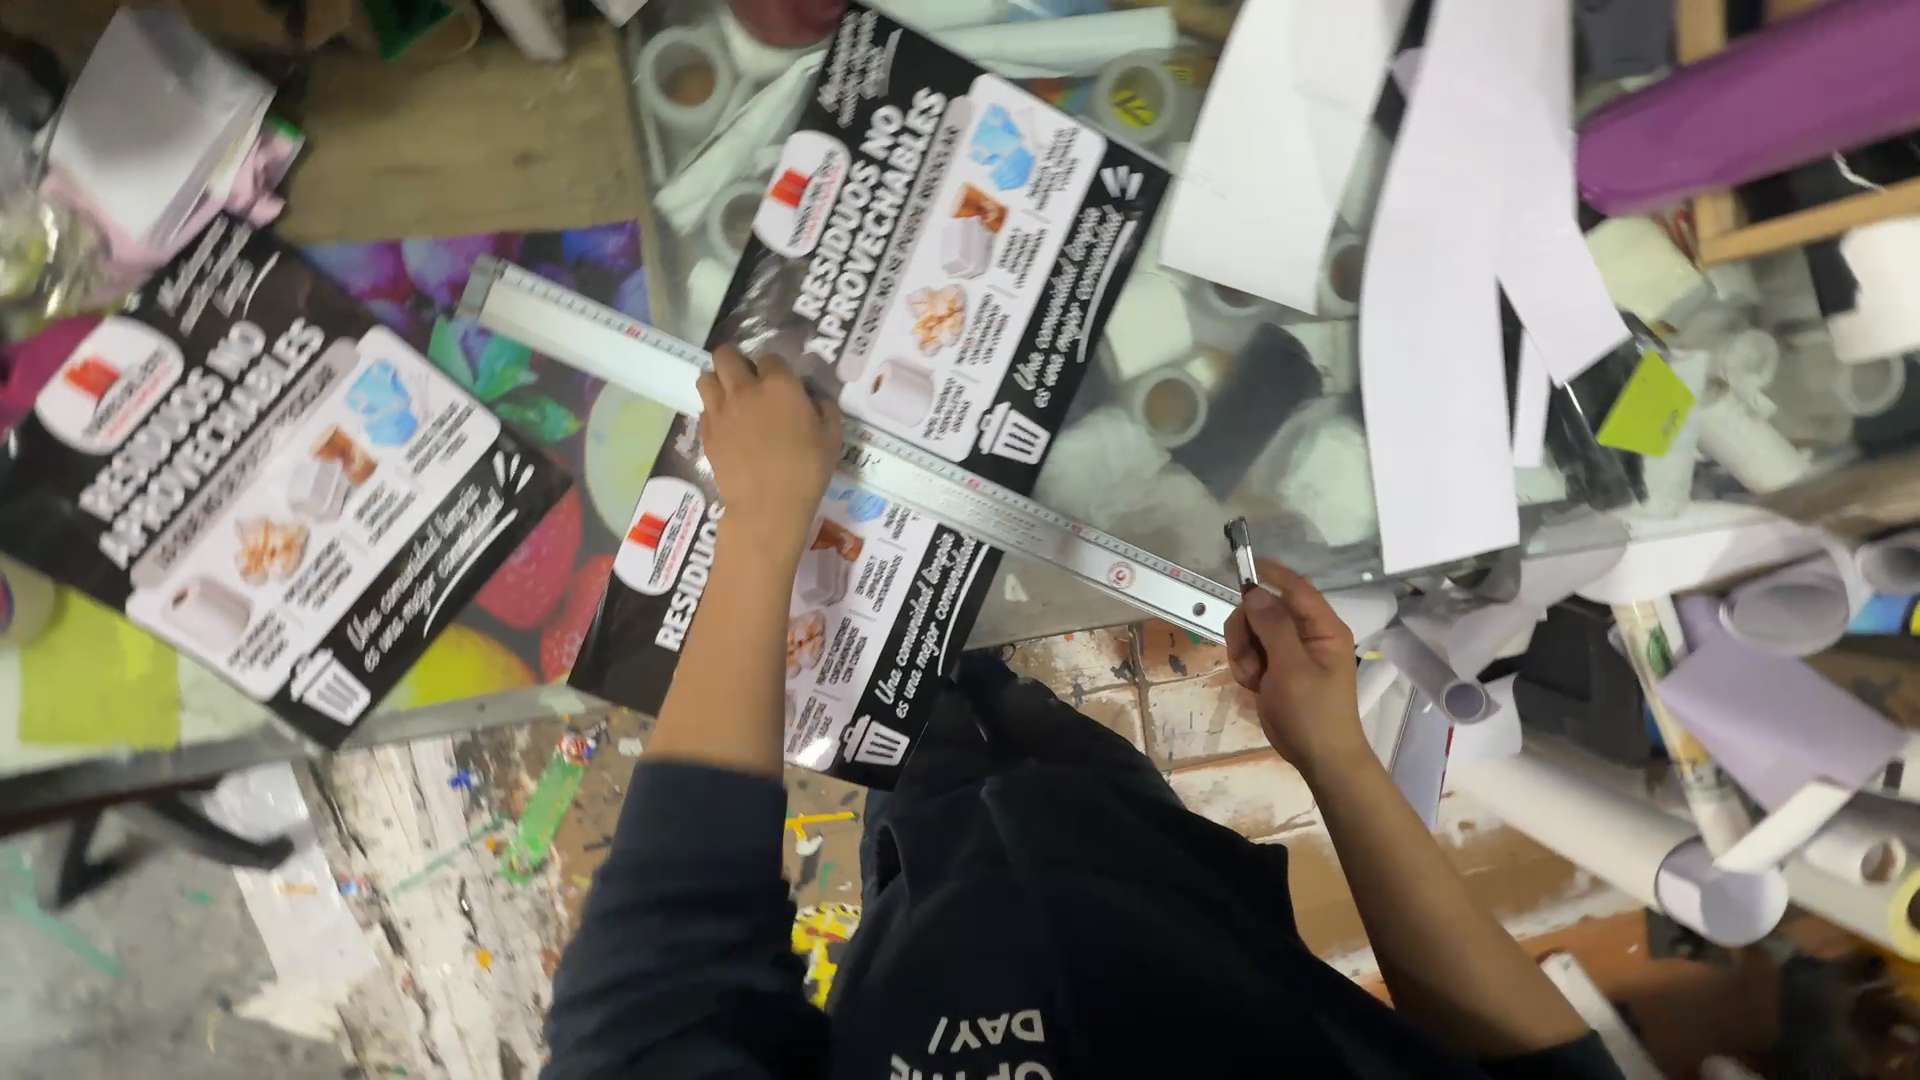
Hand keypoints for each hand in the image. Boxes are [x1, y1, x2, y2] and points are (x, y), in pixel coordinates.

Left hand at [697, 346, 842, 556]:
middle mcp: (745, 389)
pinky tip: (726, 426)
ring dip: (718, 381)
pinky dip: (713, 411)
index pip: (770, 357)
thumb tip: (815, 399)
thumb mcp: (832, 438)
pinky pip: (703, 408)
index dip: (775, 368)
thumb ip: (825, 409)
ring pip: (706, 377)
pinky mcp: (707, 432)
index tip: (782, 383)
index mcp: (779, 385)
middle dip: (736, 362)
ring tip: (730, 397)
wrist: (768, 505)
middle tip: (748, 380)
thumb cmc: (807, 470)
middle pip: (725, 355)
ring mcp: (721, 410)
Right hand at [1224, 559, 1369, 783]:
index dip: (1272, 574)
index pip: (1297, 588)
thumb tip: (1254, 591)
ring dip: (1243, 652)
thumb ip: (1273, 626)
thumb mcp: (1292, 667)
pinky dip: (1244, 666)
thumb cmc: (1313, 712)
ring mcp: (1289, 651)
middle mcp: (1307, 634)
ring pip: (1250, 630)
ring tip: (1253, 677)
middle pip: (1263, 609)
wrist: (1317, 757)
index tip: (1243, 567)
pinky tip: (1254, 686)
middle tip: (1245, 655)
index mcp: (1323, 628)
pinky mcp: (1275, 667)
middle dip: (1246, 630)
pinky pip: (1248, 652)